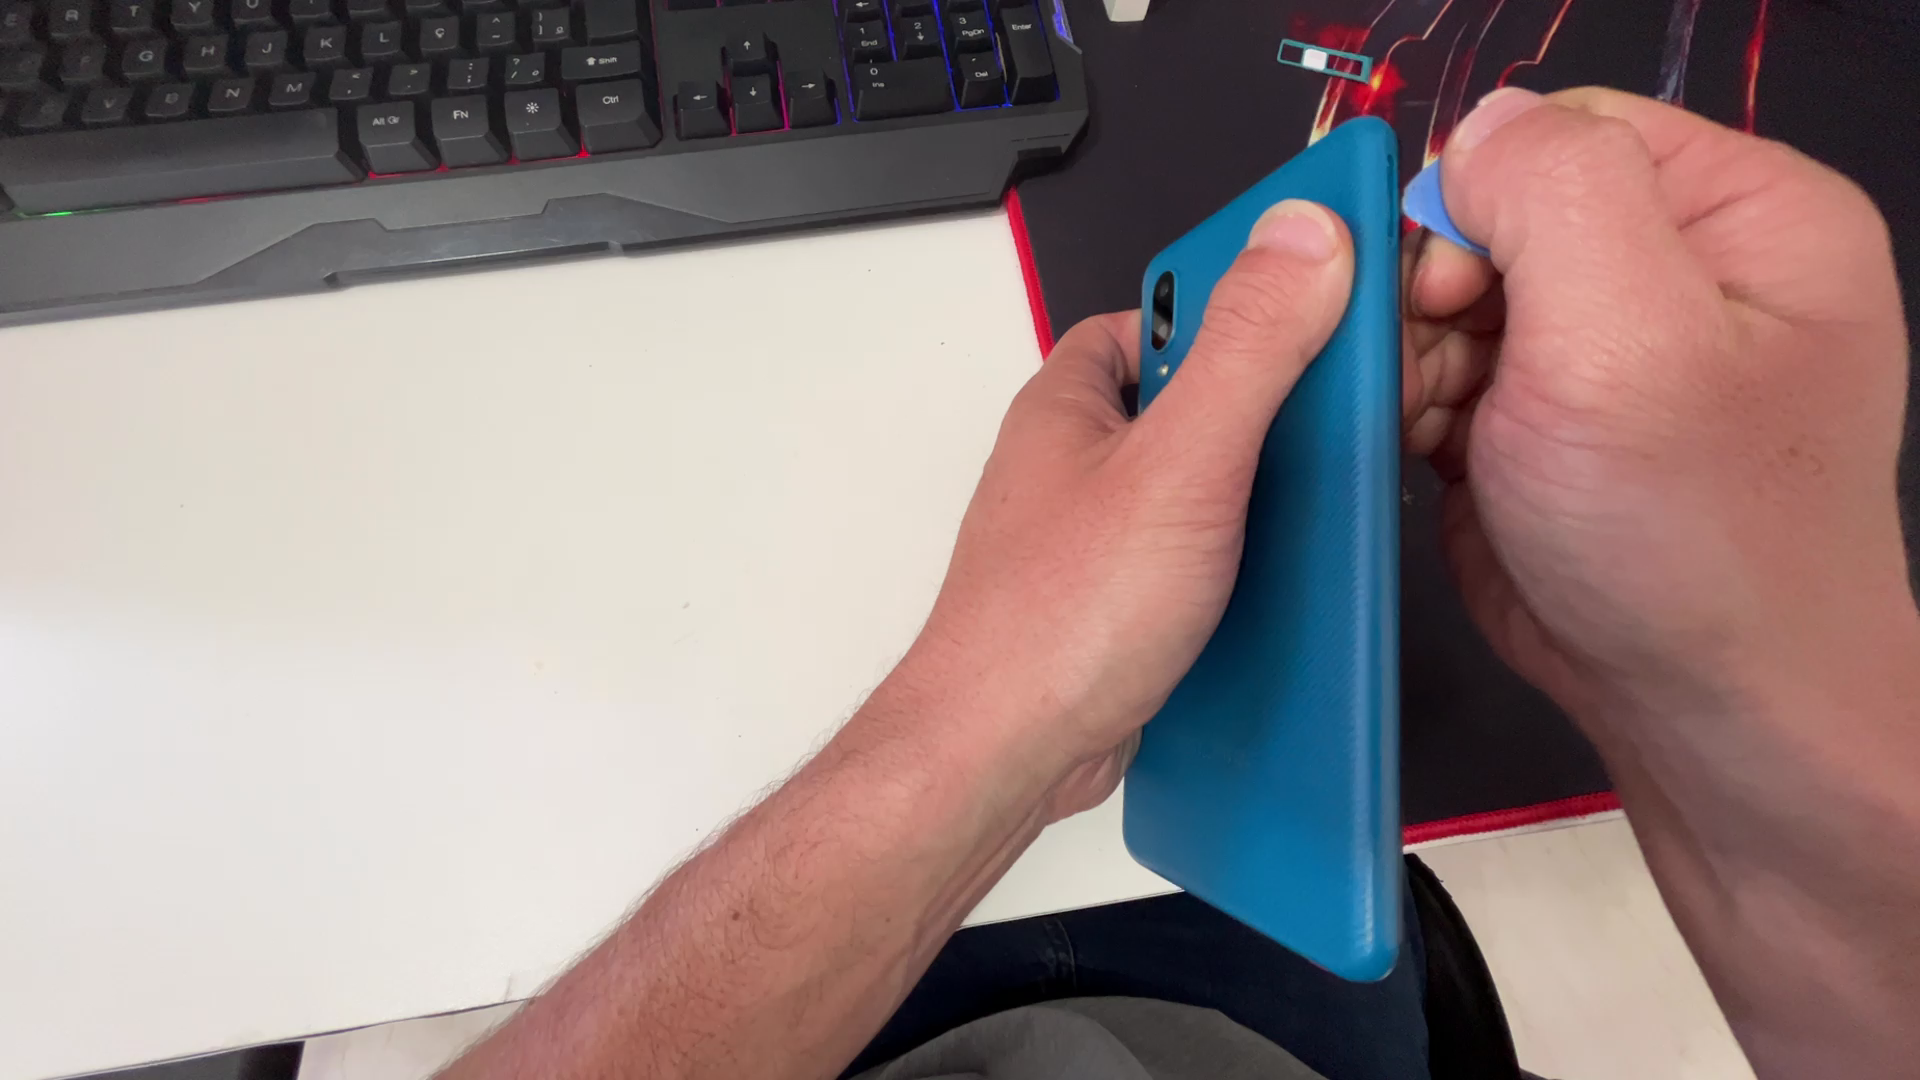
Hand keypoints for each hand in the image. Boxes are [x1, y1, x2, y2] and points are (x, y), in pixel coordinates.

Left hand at [893, 200, 1354, 820]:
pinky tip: (1278, 575)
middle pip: (1182, 401)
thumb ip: (1244, 351)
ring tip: (1324, 506)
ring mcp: (1089, 531)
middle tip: (1335, 425)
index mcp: (1068, 404)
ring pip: (1189, 483)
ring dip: (1253, 492)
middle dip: (1258, 410)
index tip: (1301, 316)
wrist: (1004, 748)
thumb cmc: (1059, 614)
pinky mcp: (1110, 593)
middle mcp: (1071, 462)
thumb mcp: (1177, 465)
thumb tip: (1301, 237)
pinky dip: (1232, 556)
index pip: (1148, 318)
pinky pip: (1184, 551)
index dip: (1226, 307)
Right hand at [1402, 87, 1914, 728]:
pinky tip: (1425, 447)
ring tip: (1433, 426)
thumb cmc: (1681, 523)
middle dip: (1434, 300)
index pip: (1561, 140)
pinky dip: (1407, 407)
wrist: (1681, 684)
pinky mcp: (1511, 422)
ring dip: (1411, 363)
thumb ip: (1559, 198)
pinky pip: (1428, 376)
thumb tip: (1479, 128)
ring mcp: (1572, 359)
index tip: (1452, 297)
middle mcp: (1650, 280)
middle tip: (1440, 377)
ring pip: (1440, 310)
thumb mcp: (1631, 338)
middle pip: (1484, 229)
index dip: (1478, 203)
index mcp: (1725, 220)